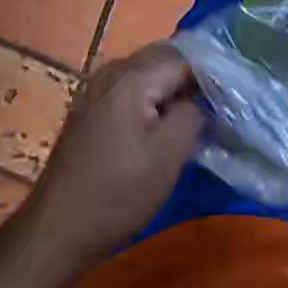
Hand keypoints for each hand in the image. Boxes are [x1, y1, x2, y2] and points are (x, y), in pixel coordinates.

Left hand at [26, 44, 203, 261]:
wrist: (55, 231)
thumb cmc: (117, 194)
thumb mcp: (169, 156)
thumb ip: (194, 113)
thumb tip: (205, 97)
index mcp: (133, 76)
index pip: (186, 56)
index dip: (212, 73)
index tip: (232, 95)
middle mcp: (113, 69)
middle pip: (166, 56)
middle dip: (193, 75)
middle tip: (218, 102)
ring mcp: (97, 85)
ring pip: (149, 70)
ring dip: (173, 85)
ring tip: (196, 113)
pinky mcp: (90, 104)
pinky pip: (132, 85)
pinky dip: (152, 95)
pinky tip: (163, 122)